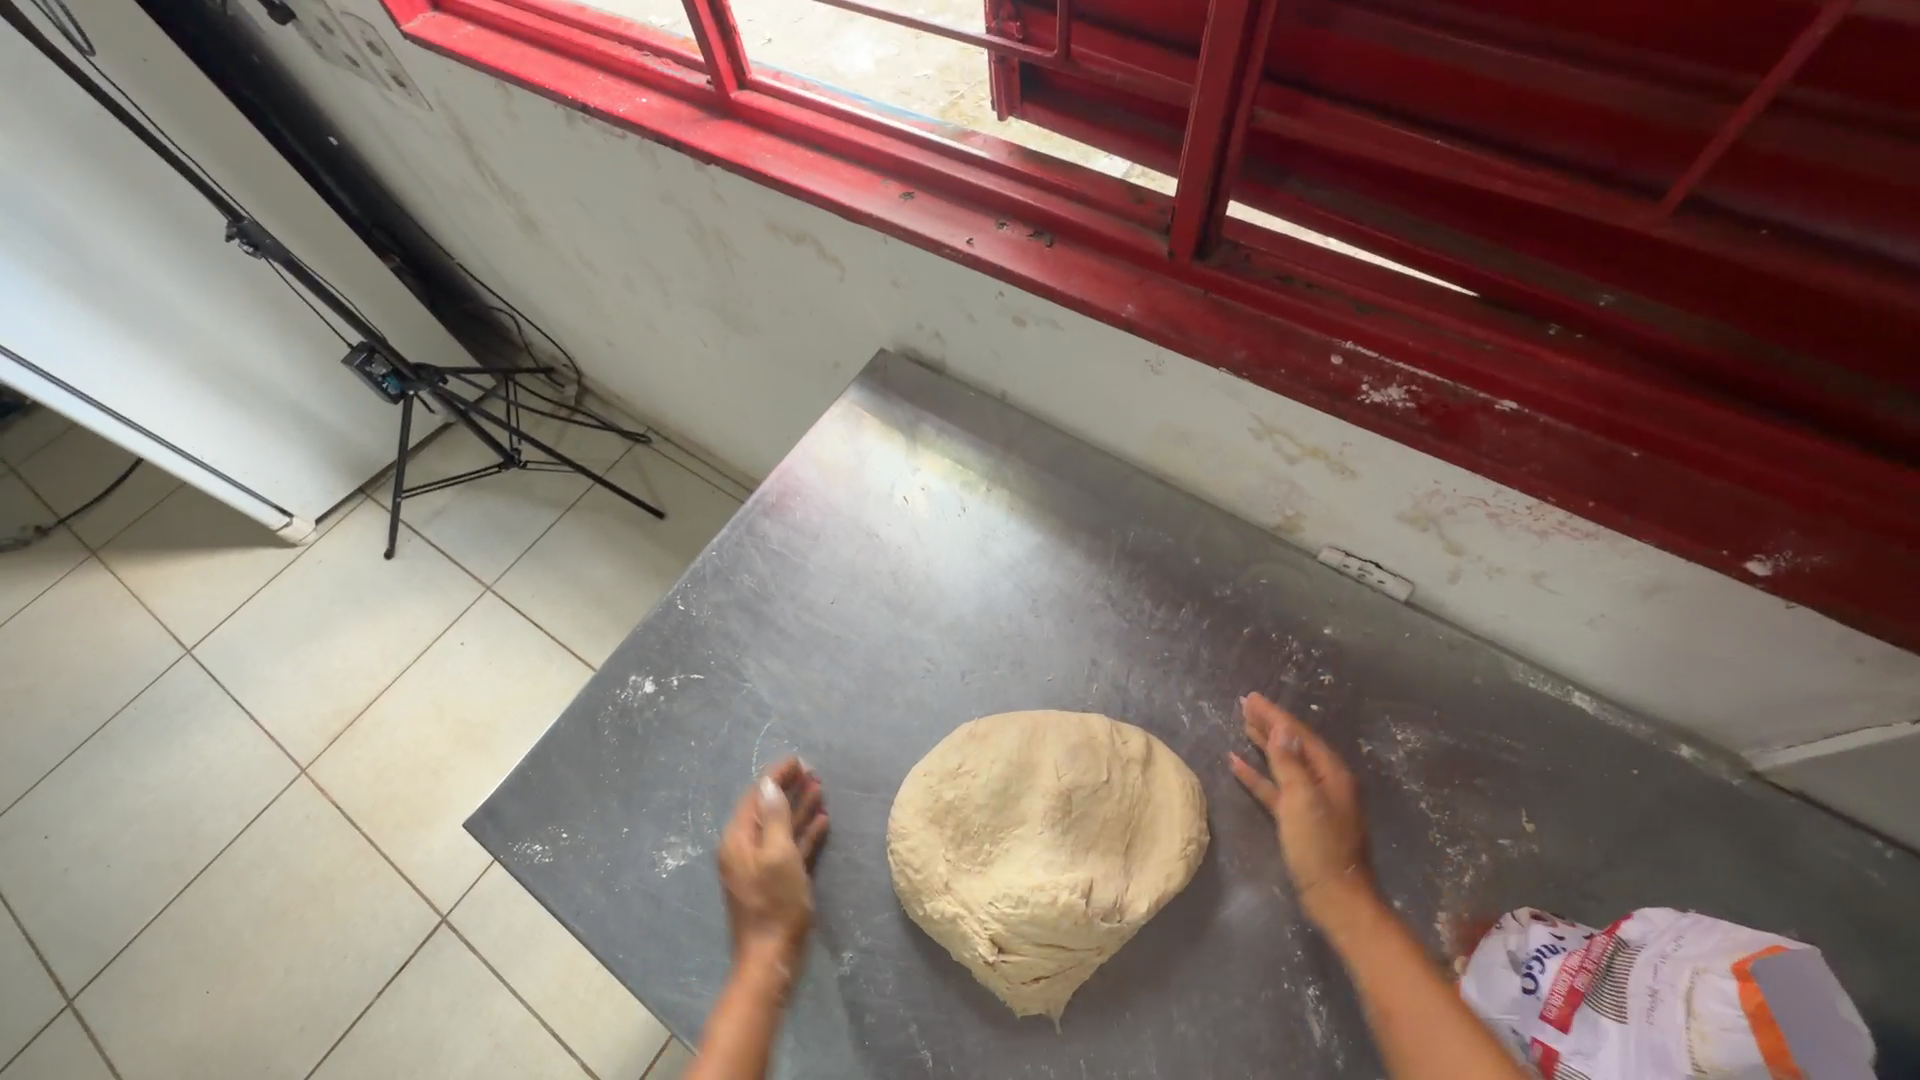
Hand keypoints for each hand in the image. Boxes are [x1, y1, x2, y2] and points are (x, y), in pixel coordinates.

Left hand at [718, 757, 827, 972]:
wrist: (771, 958)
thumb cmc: (775, 904)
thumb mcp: (778, 855)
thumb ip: (774, 819)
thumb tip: (769, 785)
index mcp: (738, 840)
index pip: (757, 796)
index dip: (777, 776)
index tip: (799, 760)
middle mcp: (745, 848)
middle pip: (768, 809)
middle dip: (789, 789)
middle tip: (813, 771)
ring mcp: (760, 865)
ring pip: (781, 827)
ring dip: (800, 808)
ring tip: (821, 789)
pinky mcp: (776, 880)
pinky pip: (790, 847)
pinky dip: (804, 832)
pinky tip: (823, 821)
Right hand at [1228, 693, 1377, 928]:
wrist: (1338, 898)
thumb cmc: (1320, 847)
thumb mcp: (1302, 800)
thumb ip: (1290, 763)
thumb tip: (1283, 727)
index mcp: (1332, 774)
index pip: (1298, 735)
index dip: (1274, 715)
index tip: (1251, 697)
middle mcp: (1326, 782)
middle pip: (1294, 745)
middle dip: (1271, 724)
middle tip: (1245, 705)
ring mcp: (1314, 801)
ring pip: (1285, 764)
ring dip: (1265, 745)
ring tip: (1244, 725)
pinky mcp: (1301, 819)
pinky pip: (1277, 788)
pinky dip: (1259, 775)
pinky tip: (1238, 765)